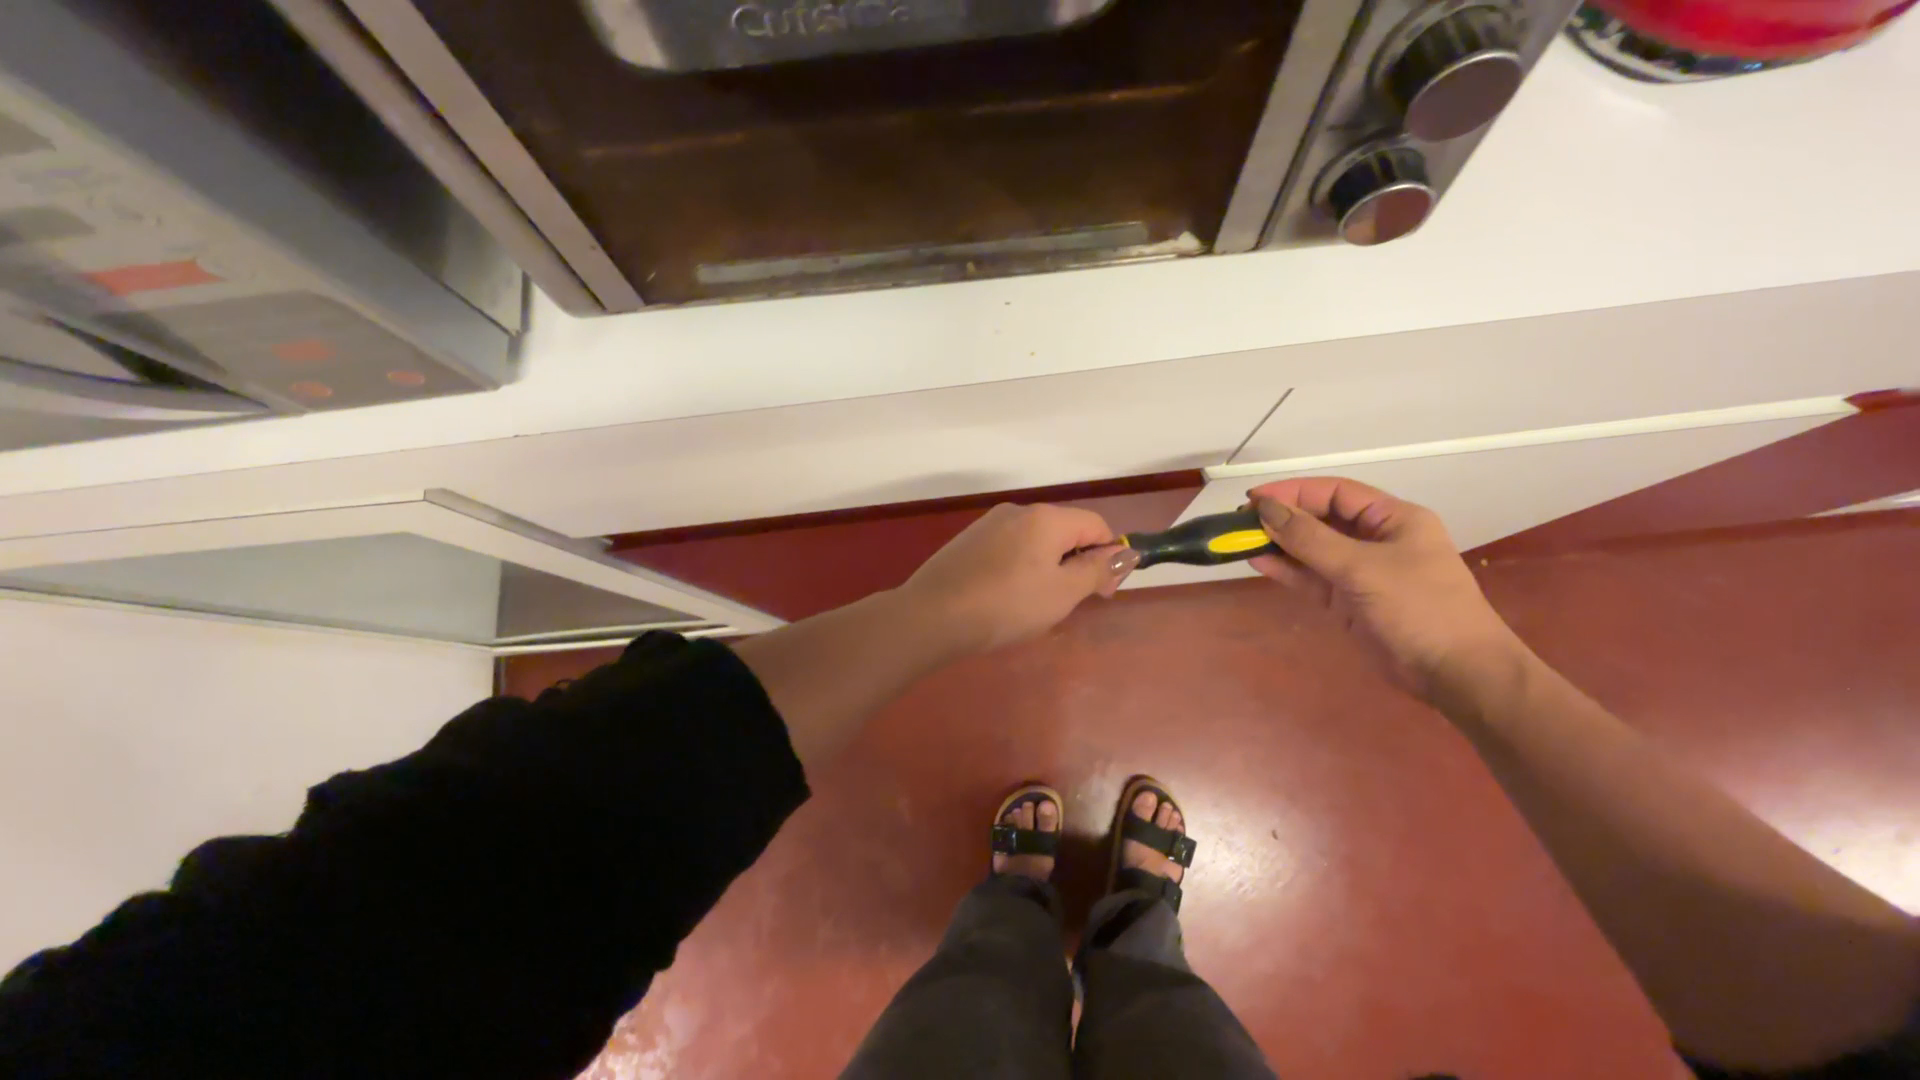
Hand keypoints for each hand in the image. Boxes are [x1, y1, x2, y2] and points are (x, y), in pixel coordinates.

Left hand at [897, 503, 1138, 653]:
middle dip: (1078, 564)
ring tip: (1037, 606)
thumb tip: (1126, 552)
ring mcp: (988, 525)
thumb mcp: (1062, 593)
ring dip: (1049, 568)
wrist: (931, 617)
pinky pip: (1009, 550)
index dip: (1109, 557)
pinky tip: (1008, 599)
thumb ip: (1096, 570)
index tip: (1103, 594)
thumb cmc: (1006, 606)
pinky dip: (1021, 570)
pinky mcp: (967, 543)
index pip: (1096, 525)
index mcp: (1045, 518)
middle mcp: (1017, 511)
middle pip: (1065, 531)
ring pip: (1036, 542)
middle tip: (1071, 605)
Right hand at [1246, 476, 1522, 700]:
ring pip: (1312, 550)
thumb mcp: (1363, 567)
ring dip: (1279, 544)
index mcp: (1394, 519)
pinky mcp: (1348, 602)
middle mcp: (1376, 540)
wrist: (1455, 671)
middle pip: (1322, 519)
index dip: (1295, 492)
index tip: (1255, 500)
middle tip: (1241, 521)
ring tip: (1240, 540)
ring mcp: (1361, 572)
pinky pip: (1311, 578)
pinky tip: (1258, 561)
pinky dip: (1286, 570)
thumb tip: (1266, 510)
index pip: (1336, 493)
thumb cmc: (1419, 607)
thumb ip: (1311, 539)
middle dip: (1283, 518)